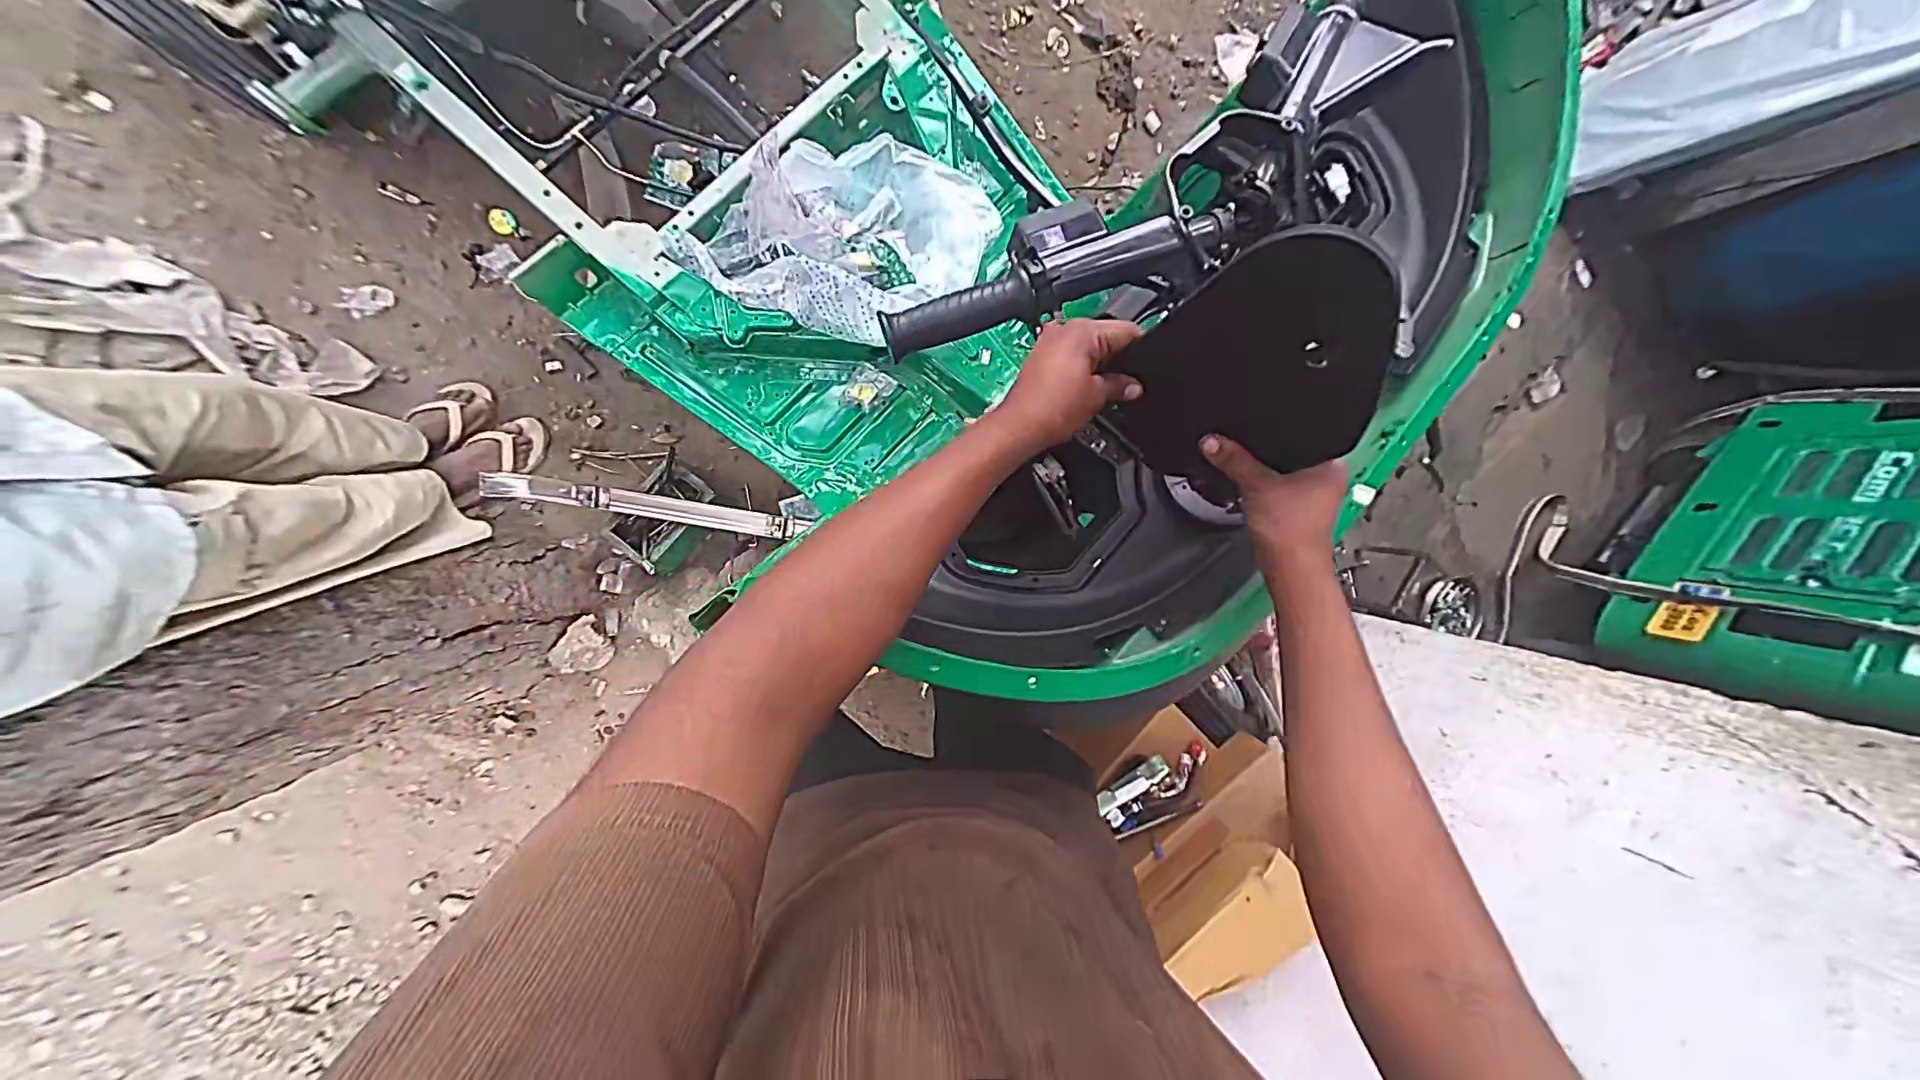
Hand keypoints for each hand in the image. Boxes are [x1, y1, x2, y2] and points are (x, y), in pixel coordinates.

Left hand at [990, 319, 1143, 450]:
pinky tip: (1086, 389)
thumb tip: (1133, 386)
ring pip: (1086, 348)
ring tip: (1105, 390)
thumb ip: (1120, 385)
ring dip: (1098, 366)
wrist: (1019, 427)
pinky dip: (1080, 369)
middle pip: (1105, 337)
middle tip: (1128, 383)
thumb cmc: (1049, 409)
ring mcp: (1048, 342)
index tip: (1146, 366)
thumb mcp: (1097, 396)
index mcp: (1081, 330)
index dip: (1141, 349)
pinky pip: (1069, 356)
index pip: (1125, 330)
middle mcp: (1063, 330)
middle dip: (1118, 359)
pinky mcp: (1040, 358)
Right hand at [1200, 434, 1349, 566]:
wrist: (1289, 567)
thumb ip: (1234, 460)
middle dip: (1267, 452)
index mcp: (1332, 464)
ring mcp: (1313, 496)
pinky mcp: (1297, 510)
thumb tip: (1212, 441)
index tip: (1258, 423)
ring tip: (1247, 466)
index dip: (1280, 427)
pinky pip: (1278, 489)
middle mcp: (1327, 478)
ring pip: (1283, 472)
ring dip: (1265, 471)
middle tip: (1246, 445)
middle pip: (1290, 453)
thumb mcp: (1256, 485)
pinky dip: (1265, 487)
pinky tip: (1252, 486)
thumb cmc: (1291, 530)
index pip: (1305, 433)